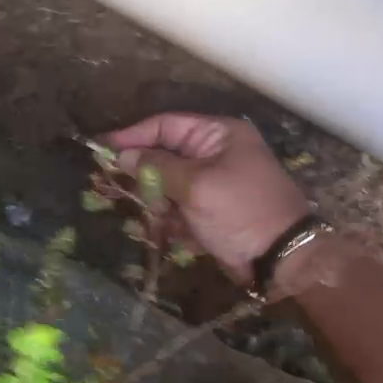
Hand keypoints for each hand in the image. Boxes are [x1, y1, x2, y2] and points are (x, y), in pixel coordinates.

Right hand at [100, 113, 312, 285]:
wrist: (281, 258)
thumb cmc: (241, 211)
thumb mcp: (195, 185)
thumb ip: (155, 167)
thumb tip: (122, 156)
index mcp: (218, 135)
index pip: (165, 125)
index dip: (132, 135)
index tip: (102, 147)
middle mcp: (215, 152)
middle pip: (163, 152)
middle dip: (140, 170)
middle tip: (109, 181)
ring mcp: (213, 180)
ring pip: (166, 180)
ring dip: (153, 197)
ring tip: (146, 211)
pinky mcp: (209, 206)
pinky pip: (177, 203)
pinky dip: (167, 214)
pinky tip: (164, 227)